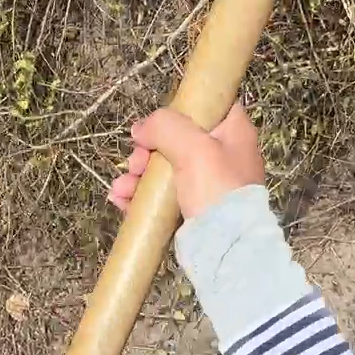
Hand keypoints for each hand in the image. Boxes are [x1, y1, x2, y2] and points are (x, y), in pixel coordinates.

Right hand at [107, 102, 265, 219]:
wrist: (224, 247)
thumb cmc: (216, 190)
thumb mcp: (194, 147)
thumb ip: (166, 127)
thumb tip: (141, 129)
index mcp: (232, 132)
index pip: (205, 108)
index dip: (176, 113)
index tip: (153, 126)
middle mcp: (221, 156)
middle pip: (175, 141)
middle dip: (146, 152)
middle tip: (135, 164)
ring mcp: (205, 185)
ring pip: (162, 171)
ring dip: (136, 177)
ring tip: (121, 189)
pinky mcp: (190, 210)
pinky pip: (159, 197)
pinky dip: (139, 197)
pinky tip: (121, 201)